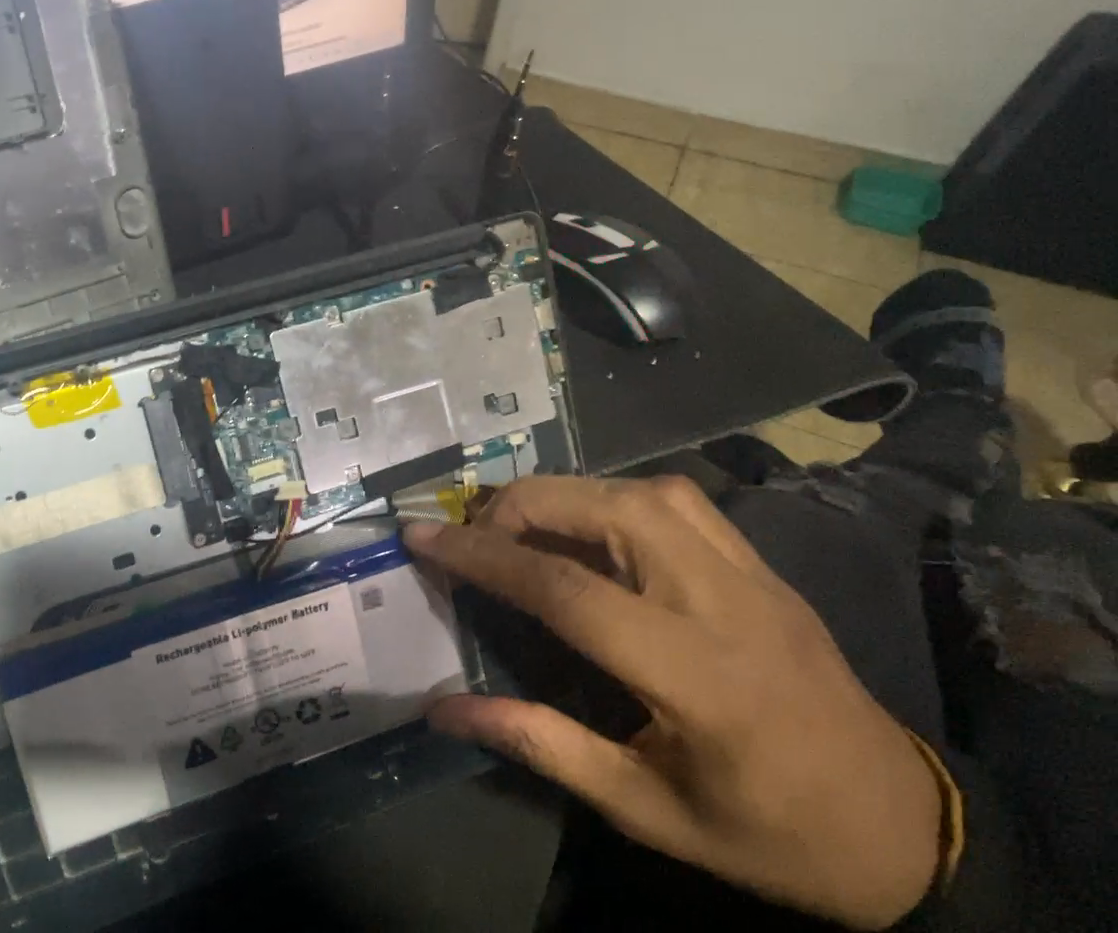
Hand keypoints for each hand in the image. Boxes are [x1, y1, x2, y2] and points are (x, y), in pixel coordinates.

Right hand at [406, 476, 942, 929]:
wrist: (904, 832)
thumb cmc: (766, 834)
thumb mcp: (644, 809)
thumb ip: (540, 744)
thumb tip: (442, 710)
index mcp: (693, 675)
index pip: (566, 590)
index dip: (483, 557)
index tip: (421, 538)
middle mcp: (725, 605)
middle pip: (610, 511)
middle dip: (523, 505)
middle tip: (474, 535)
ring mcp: (755, 578)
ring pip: (650, 492)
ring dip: (572, 495)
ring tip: (526, 528)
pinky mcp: (768, 571)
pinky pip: (684, 504)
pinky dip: (618, 499)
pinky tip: (593, 532)